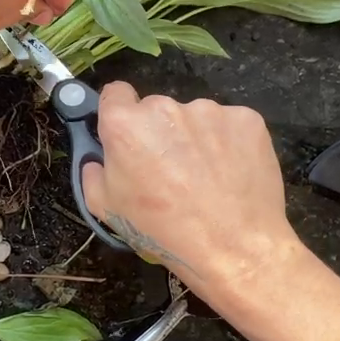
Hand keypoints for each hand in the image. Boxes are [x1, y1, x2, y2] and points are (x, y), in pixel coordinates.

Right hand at [82, 82, 303, 296]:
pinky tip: (229, 173)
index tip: (126, 133)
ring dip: (193, 137)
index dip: (118, 111)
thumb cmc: (162, 230)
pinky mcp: (247, 119)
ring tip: (204, 177)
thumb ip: (93, 171)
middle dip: (157, 132)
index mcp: (124, 124)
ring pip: (193, 118)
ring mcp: (209, 110)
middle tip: (167, 169)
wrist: (233, 247)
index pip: (114, 93)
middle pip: (155, 109)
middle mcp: (164, 107)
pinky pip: (227, 125)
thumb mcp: (105, 208)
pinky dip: (226, 142)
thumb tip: (100, 158)